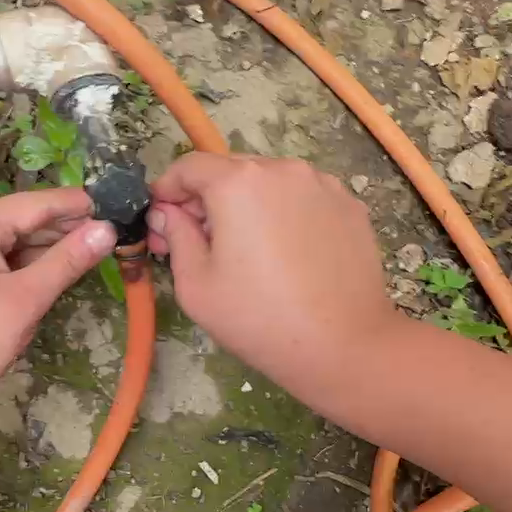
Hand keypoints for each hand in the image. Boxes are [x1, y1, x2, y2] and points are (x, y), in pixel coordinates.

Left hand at [0, 188, 113, 419]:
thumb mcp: (26, 299)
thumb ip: (67, 261)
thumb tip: (106, 230)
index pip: (36, 203)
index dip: (76, 204)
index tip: (115, 205)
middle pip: (25, 219)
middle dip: (66, 227)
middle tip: (112, 233)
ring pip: (16, 242)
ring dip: (51, 247)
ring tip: (95, 251)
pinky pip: (4, 261)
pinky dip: (31, 265)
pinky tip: (59, 271)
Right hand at [147, 152, 401, 399]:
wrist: (343, 345)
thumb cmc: (258, 319)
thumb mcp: (196, 285)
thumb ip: (175, 236)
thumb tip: (167, 212)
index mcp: (238, 183)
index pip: (189, 166)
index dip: (167, 190)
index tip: (161, 220)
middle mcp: (282, 169)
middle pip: (231, 171)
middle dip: (207, 200)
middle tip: (197, 244)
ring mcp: (322, 185)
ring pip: (269, 184)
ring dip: (248, 206)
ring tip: (247, 252)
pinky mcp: (349, 206)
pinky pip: (303, 199)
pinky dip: (285, 215)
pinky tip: (287, 256)